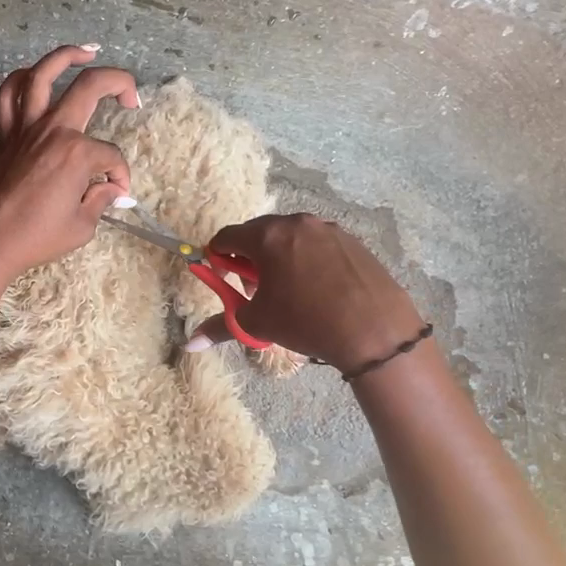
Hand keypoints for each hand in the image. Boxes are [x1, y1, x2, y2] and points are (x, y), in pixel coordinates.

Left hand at [0, 45, 138, 283]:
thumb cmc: (36, 238)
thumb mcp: (81, 227)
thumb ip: (101, 200)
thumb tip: (113, 190)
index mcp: (77, 154)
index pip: (111, 157)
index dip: (121, 176)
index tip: (118, 193)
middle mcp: (52, 130)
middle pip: (90, 87)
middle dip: (120, 84)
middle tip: (132, 98)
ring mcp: (25, 129)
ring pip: (43, 74)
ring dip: (67, 55)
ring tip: (88, 51)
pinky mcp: (4, 135)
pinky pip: (8, 96)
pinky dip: (21, 79)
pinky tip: (35, 75)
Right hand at [186, 213, 425, 371]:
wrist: (373, 329)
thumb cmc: (306, 321)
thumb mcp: (257, 323)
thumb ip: (220, 327)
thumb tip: (191, 343)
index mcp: (268, 236)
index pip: (227, 236)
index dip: (217, 258)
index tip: (222, 279)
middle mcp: (297, 223)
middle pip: (259, 233)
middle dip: (249, 258)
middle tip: (253, 289)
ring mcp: (328, 228)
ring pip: (290, 239)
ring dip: (278, 259)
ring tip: (287, 292)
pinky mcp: (352, 241)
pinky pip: (317, 245)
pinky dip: (306, 261)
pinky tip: (316, 291)